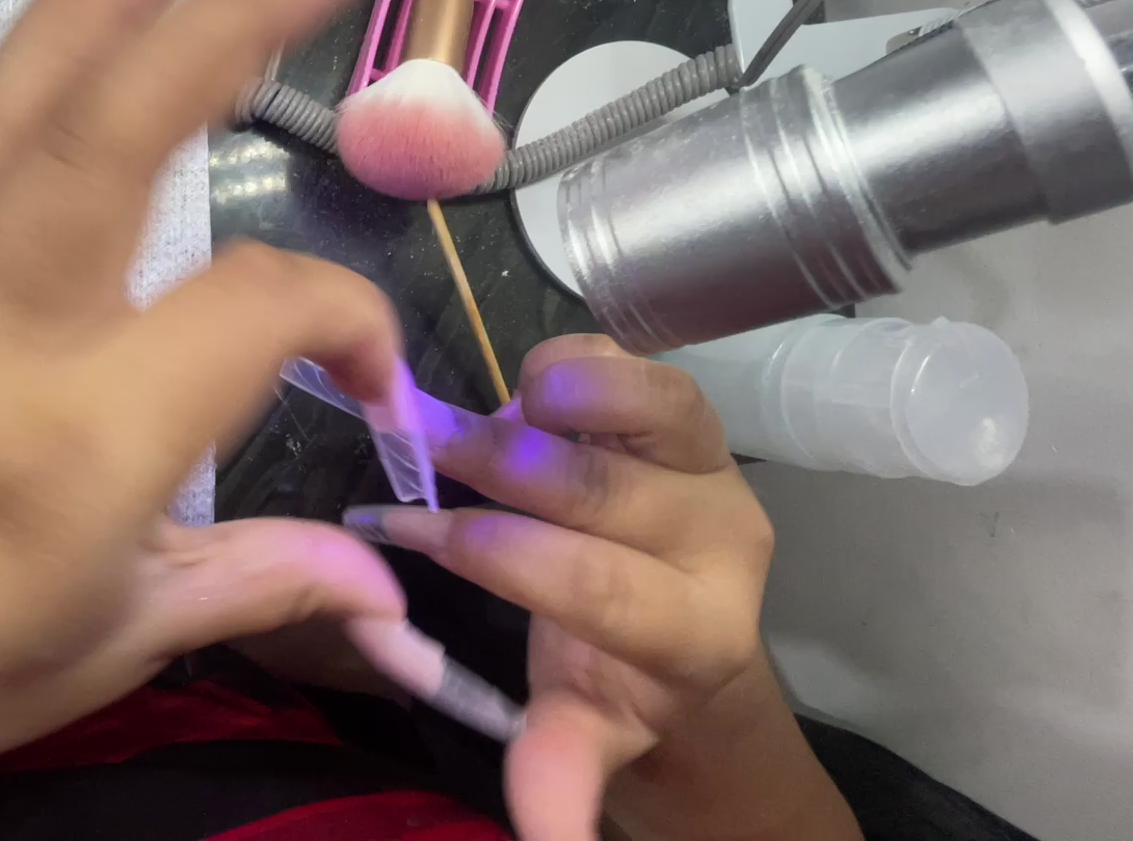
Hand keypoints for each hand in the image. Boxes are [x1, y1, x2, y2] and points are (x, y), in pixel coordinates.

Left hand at [0, 0, 414, 817]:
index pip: (257, 310)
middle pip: (119, 136)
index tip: (375, 380)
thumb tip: (398, 586)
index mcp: (82, 441)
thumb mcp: (132, 640)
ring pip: (22, 105)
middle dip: (232, 16)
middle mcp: (2, 330)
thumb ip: (273, 582)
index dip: (346, 324)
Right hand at [349, 336, 857, 840]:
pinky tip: (529, 384)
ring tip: (496, 406)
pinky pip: (644, 370)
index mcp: (692, 633)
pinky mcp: (694, 425)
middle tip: (426, 443)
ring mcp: (716, 471)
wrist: (687, 610)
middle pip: (606, 491)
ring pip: (659, 407)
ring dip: (564, 394)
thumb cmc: (622, 672)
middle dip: (501, 463)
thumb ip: (559, 770)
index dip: (493, 552)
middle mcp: (722, 544)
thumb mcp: (587, 725)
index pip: (594, 586)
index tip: (409, 531)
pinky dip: (582, 363)